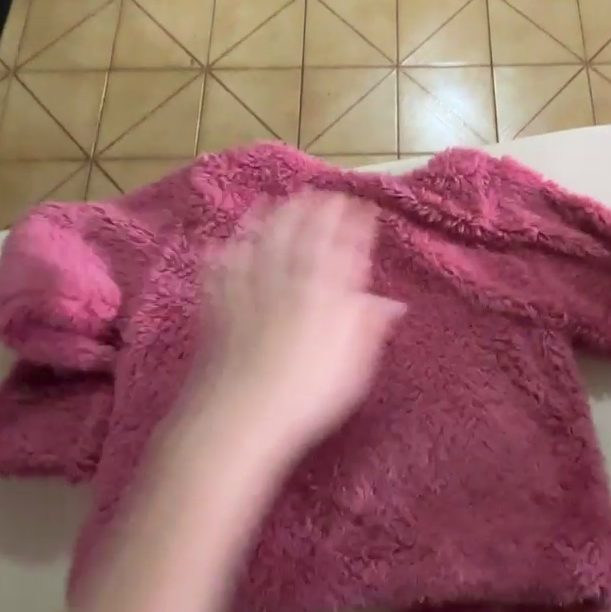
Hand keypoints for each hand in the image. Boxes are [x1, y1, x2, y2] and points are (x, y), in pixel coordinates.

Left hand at [186, 194, 403, 463]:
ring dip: (267, 220)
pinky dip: (224, 255)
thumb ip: (369, 326)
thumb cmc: (306, 396)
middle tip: (321, 192)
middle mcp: (286, 284)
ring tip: (273, 201)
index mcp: (323, 294)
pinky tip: (224, 244)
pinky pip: (220, 274)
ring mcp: (248, 294)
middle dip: (311, 210)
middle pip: (299, 237)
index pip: (341, 247)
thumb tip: (392, 302)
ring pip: (259, 245)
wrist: (239, 420)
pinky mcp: (218, 312)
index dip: (352, 223)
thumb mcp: (354, 366)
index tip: (361, 204)